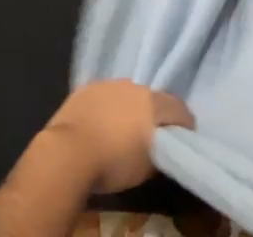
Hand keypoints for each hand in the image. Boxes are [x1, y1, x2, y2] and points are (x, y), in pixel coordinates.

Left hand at [37, 80, 194, 193]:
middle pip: (152, 98)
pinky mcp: (85, 89)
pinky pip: (103, 97)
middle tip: (149, 134)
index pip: (179, 108)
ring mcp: (108, 85)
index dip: (184, 123)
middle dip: (154, 114)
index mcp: (153, 103)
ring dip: (128, 108)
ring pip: (126, 95)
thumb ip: (160, 152)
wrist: (68, 154)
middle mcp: (133, 87)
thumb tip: (163, 147)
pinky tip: (99, 123)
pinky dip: (106, 108)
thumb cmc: (112, 164)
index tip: (185, 136)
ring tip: (121, 129)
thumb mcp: (146, 168)